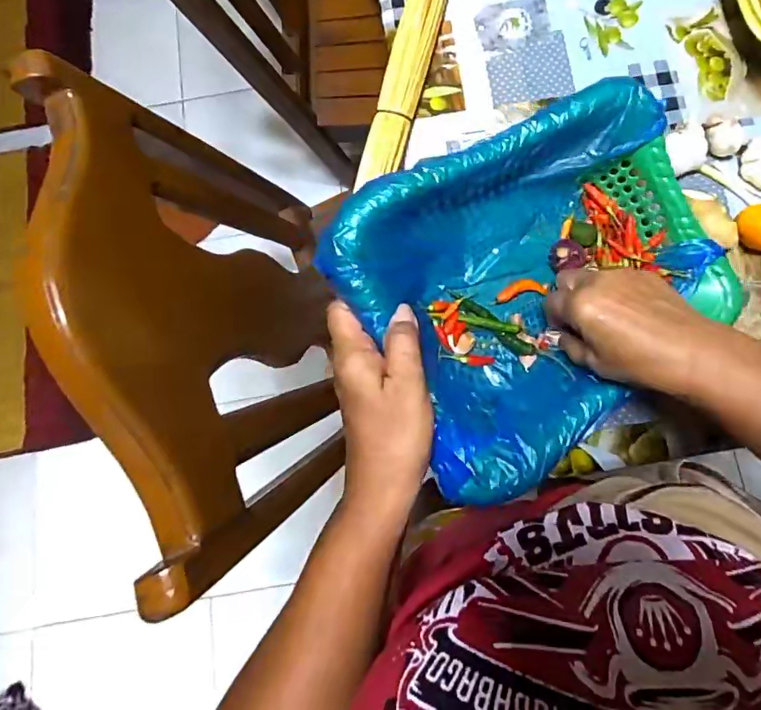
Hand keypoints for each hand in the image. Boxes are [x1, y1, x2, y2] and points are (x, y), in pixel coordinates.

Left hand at [326, 302, 432, 523]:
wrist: (383, 489)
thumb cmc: (396, 436)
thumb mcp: (407, 385)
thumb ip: (403, 343)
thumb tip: (399, 308)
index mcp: (349, 356)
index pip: (340, 308)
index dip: (358, 288)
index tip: (385, 271)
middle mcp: (346, 364)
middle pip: (355, 322)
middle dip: (380, 304)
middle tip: (412, 286)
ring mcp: (356, 380)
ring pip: (369, 342)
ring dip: (389, 327)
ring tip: (420, 309)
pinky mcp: (367, 395)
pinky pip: (378, 360)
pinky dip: (393, 348)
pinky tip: (418, 345)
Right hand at [544, 267, 760, 397]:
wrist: (691, 350)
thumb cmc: (640, 363)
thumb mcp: (597, 364)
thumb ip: (572, 347)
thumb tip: (565, 335)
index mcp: (578, 304)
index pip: (549, 302)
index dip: (555, 318)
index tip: (567, 331)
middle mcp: (593, 281)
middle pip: (565, 279)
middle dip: (567, 296)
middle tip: (583, 318)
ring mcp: (618, 272)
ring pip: (590, 275)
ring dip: (590, 289)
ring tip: (610, 312)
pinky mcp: (640, 272)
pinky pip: (616, 276)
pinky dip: (614, 288)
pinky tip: (633, 309)